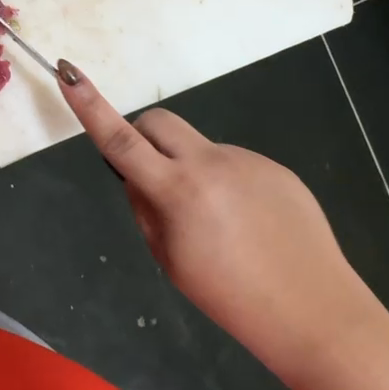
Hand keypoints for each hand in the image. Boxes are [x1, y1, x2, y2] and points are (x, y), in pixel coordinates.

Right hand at [60, 68, 388, 377]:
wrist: (319, 316)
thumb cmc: (231, 298)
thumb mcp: (168, 258)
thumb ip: (145, 208)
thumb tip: (138, 177)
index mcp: (179, 191)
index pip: (120, 140)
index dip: (90, 106)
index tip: (68, 73)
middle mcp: (212, 164)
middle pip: (158, 122)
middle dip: (143, 138)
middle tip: (150, 178)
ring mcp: (249, 162)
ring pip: (197, 148)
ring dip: (189, 170)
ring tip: (219, 225)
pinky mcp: (277, 169)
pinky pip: (233, 165)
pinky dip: (225, 185)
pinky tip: (249, 225)